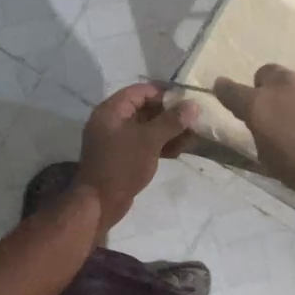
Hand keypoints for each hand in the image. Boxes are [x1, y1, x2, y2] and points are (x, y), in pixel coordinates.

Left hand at [76, 83, 198, 234]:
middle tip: (194, 119)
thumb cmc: (122, 166)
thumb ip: (171, 121)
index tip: (188, 99)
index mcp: (111, 110)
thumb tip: (193, 105)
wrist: (100, 203)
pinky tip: (180, 150)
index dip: (165, 93)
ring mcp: (116, 140)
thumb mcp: (149, 140)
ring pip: (147, 128)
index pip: (141, 91)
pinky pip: (144, 144)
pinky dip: (160, 145)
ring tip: (192, 136)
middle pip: (145, 109)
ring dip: (168, 131)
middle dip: (170, 114)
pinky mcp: (123, 157)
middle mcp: (112, 121)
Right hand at [212, 65, 294, 201]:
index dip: (226, 89)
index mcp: (258, 105)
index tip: (224, 87)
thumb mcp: (268, 157)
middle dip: (272, 88)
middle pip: (269, 74)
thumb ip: (261, 130)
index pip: (230, 90)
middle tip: (285, 109)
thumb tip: (264, 120)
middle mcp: (283, 84)